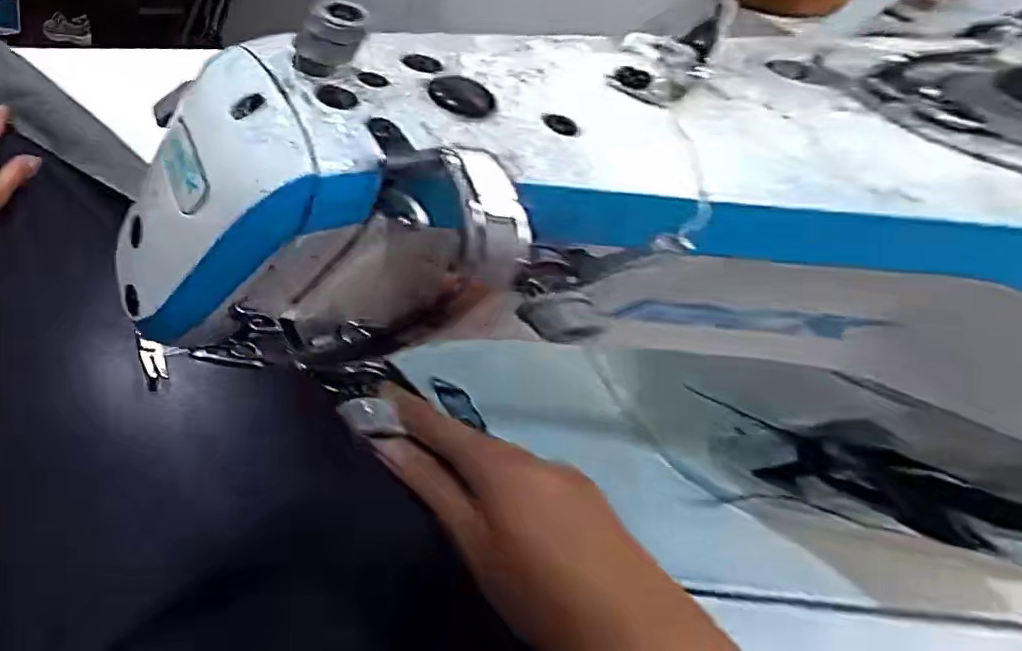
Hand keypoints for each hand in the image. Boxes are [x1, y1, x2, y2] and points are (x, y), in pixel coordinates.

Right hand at [364, 386, 735, 650]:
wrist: (653, 645)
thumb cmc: (543, 592)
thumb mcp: (473, 543)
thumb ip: (428, 485)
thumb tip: (384, 439)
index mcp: (497, 460)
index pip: (433, 418)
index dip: (399, 406)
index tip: (368, 396)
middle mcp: (532, 455)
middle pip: (469, 438)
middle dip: (435, 438)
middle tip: (402, 448)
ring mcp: (568, 478)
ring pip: (503, 459)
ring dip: (472, 463)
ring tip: (453, 487)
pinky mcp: (594, 504)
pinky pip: (531, 477)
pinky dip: (505, 482)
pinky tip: (507, 512)